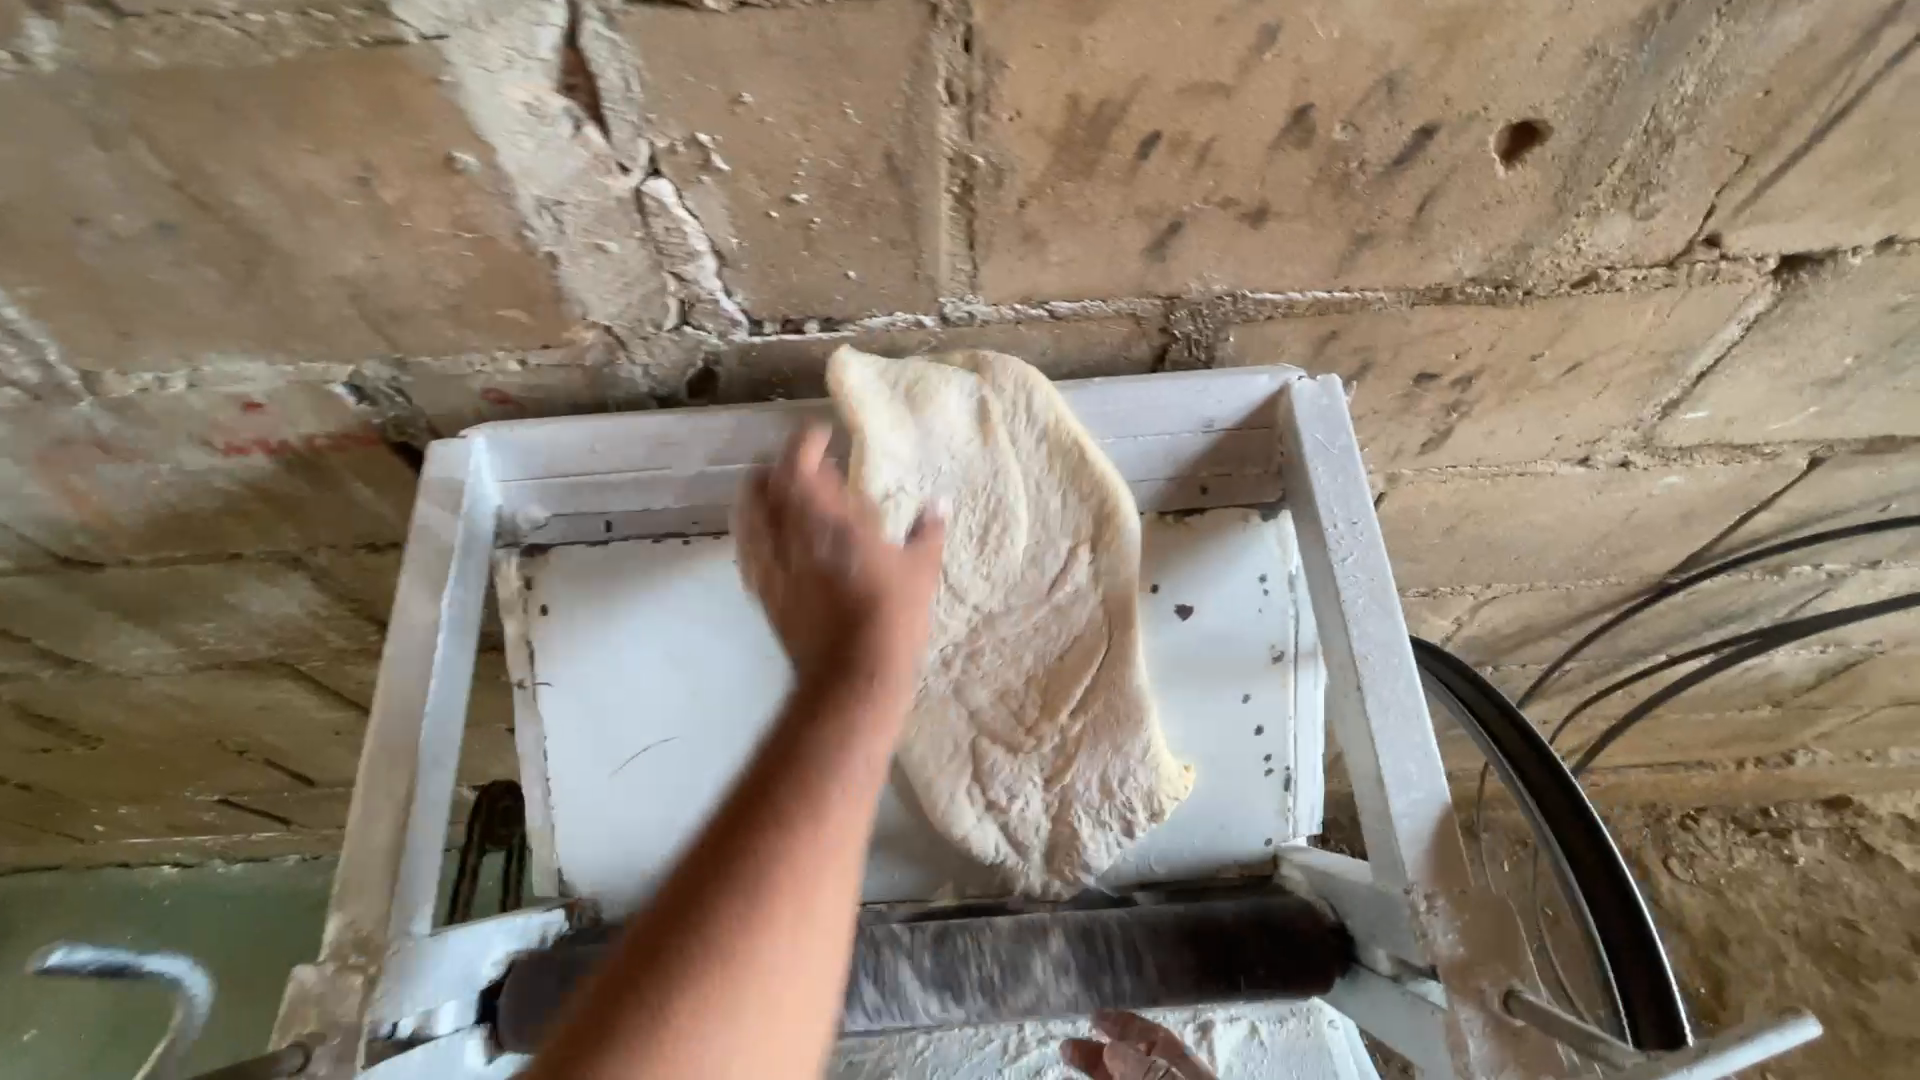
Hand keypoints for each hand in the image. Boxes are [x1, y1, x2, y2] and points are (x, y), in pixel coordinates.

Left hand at [734, 423, 945, 697]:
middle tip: (805, 468)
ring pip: (749, 512)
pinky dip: (755, 531)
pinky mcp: (762, 590)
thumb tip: (939, 504)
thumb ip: (927, 531)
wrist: (853, 674)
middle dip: (781, 466)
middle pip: (766, 481)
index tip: (821, 435)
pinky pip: (748, 548)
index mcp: (829, 517)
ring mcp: (771, 562)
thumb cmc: (892, 616)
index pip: (801, 461)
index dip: (806, 441)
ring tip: (781, 496)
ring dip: (761, 495)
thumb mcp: (921, 570)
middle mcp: (791, 532)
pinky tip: (773, 538)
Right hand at [1062, 1011, 1217, 1079]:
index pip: (1144, 1032)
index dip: (1119, 1022)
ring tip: (1065, 1056)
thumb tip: (1110, 1047)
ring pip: (1117, 1079)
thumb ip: (1132, 1059)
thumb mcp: (1156, 1073)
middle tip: (1066, 1046)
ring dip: (1092, 1070)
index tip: (1093, 1016)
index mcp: (1173, 1057)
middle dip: (1096, 1050)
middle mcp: (1161, 1075)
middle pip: (1125, 1058)